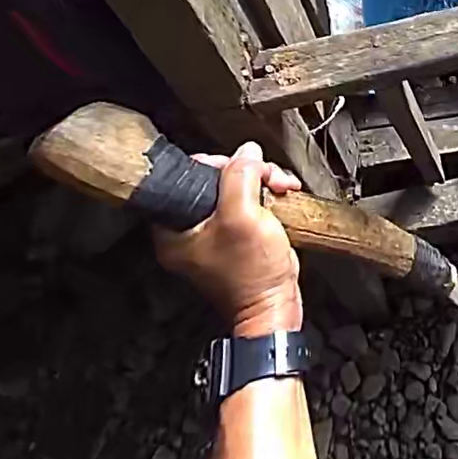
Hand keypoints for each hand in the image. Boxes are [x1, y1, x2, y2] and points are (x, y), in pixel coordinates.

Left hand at [153, 142, 305, 335]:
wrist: (276, 306)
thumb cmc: (253, 273)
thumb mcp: (244, 215)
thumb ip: (242, 177)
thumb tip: (247, 152)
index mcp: (174, 230)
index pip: (187, 178)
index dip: (217, 165)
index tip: (241, 166)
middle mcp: (189, 232)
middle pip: (216, 181)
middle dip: (249, 173)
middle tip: (270, 178)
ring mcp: (215, 236)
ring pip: (237, 190)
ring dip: (264, 182)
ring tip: (283, 187)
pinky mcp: (237, 239)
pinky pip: (249, 204)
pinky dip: (267, 196)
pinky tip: (283, 195)